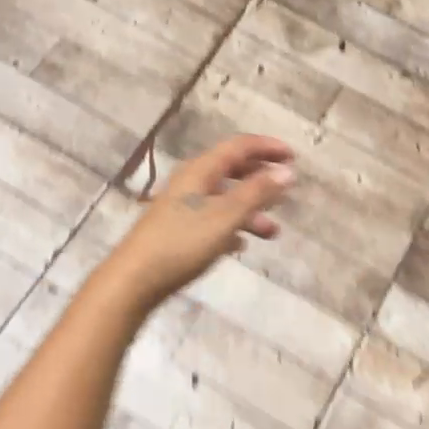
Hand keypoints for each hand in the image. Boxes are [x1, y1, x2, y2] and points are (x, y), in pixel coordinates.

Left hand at [97, 135, 296, 309]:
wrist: (133, 281)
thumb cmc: (181, 243)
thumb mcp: (225, 216)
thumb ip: (257, 193)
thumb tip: (287, 171)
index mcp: (200, 171)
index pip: (238, 147)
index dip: (267, 147)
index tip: (294, 157)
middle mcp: (190, 183)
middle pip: (231, 170)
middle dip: (260, 178)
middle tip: (286, 187)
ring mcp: (182, 208)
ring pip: (224, 199)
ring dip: (250, 210)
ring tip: (272, 232)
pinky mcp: (178, 232)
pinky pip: (212, 221)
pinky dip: (232, 227)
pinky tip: (241, 244)